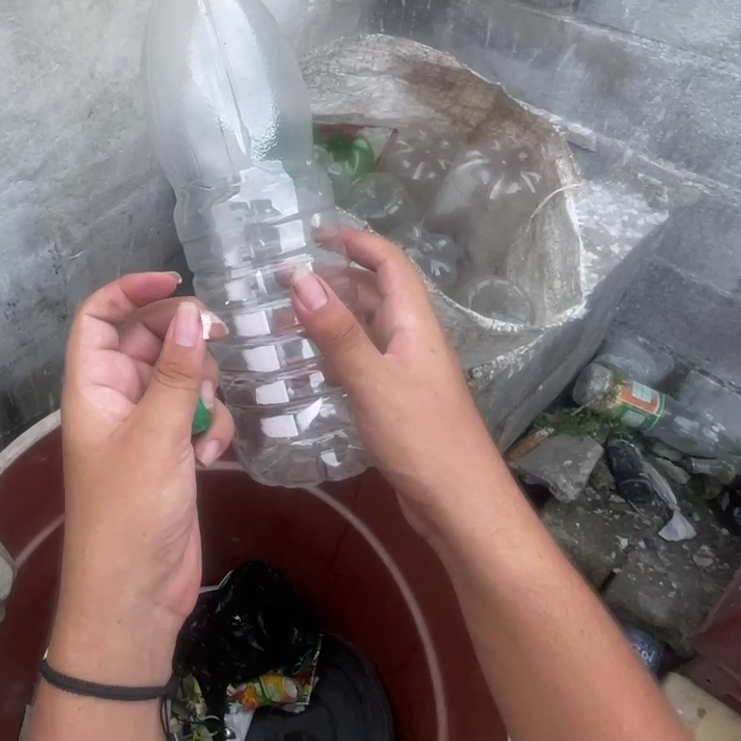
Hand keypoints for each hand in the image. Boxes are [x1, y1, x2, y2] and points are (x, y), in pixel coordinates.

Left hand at [50, 272, 234, 686]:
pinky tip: (213, 458)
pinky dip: (211, 428)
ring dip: (202, 391)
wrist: (135, 597)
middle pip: (149, 340)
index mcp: (93, 385)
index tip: (176, 281)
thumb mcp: (156, 437)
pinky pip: (197, 415)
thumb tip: (193, 313)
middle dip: (183, 342)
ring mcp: (146, 425)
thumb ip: (176, 373)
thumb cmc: (131, 513)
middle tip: (219, 339)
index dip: (130, 290)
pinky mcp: (173, 451)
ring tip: (205, 423)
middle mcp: (116, 397)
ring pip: (180, 376)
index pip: (99, 317)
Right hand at [290, 228, 492, 524]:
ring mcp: (404, 369)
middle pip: (371, 292)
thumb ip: (336, 331)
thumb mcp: (372, 381)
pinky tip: (305, 364)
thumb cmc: (421, 438)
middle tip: (280, 283)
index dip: (356, 241)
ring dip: (327, 317)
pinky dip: (332, 351)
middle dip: (330, 279)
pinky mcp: (395, 397)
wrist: (460, 506)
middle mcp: (410, 338)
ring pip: (363, 327)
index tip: (313, 234)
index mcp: (413, 323)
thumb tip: (299, 276)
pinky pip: (360, 359)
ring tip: (280, 322)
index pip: (389, 263)